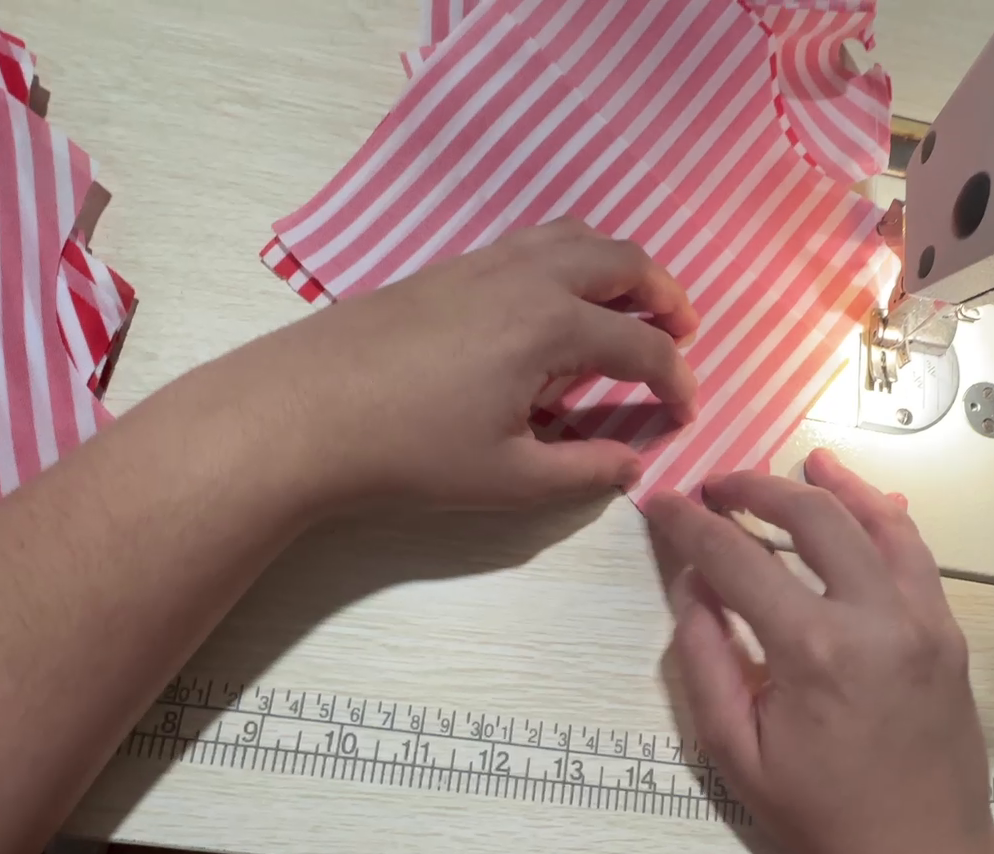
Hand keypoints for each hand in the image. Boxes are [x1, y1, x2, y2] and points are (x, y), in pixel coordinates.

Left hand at [254, 220, 700, 509]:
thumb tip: (633, 465)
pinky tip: (552, 300)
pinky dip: (567, 259)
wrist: (306, 412)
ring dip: (616, 265)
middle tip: (683, 329)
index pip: (643, 347)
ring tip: (628, 302)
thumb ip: (583, 471)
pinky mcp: (449, 266)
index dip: (677, 380)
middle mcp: (529, 276)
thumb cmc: (413, 452)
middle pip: (622, 262)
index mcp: (554, 327)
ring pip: (574, 236)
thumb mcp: (509, 478)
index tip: (687, 410)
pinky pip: (530, 242)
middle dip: (665, 294)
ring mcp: (485, 262)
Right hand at [643, 449, 993, 853]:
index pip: (738, 559)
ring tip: (798, 461)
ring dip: (829, 484)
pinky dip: (883, 514)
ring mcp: (924, 618)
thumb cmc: (816, 816)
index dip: (691, 525)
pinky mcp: (948, 629)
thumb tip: (693, 584)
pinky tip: (860, 499)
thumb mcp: (734, 750)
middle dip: (755, 488)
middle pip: (812, 517)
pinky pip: (915, 552)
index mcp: (813, 650)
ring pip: (876, 520)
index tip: (661, 502)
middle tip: (716, 486)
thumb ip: (703, 658)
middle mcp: (876, 617)